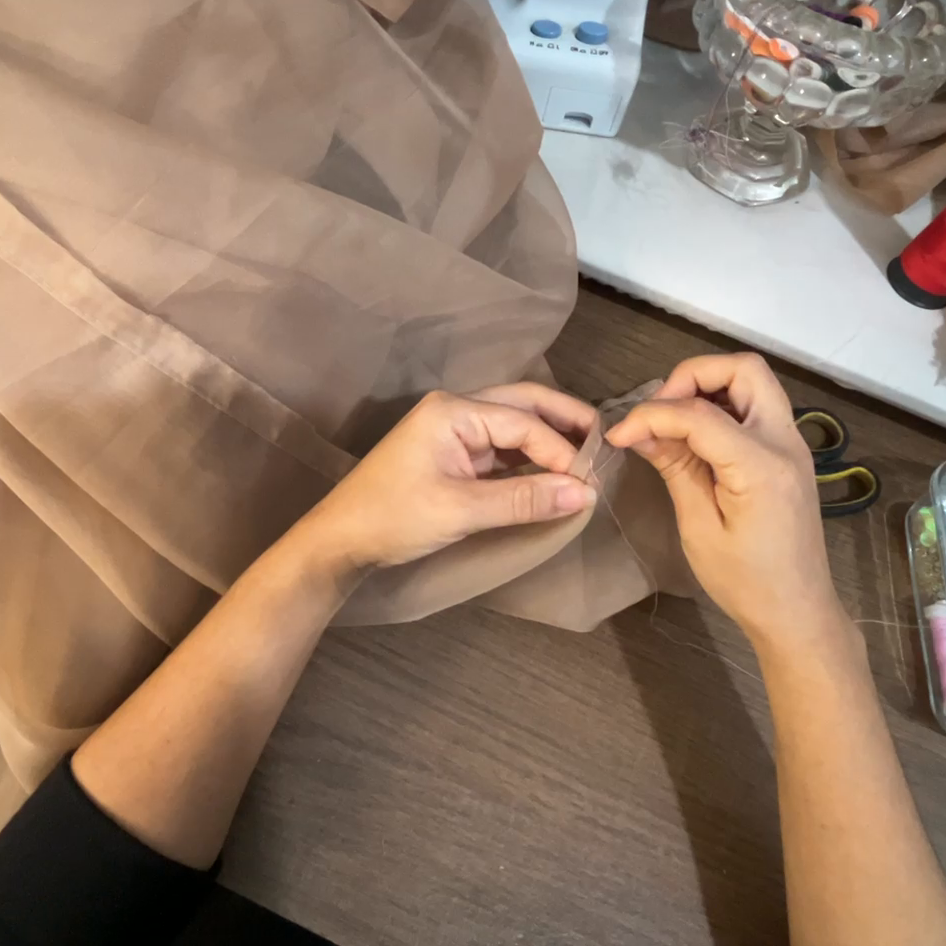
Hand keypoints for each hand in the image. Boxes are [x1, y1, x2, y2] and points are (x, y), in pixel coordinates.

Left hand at [289, 384, 599, 575]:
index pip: (523, 421)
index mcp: (454, 410)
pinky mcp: (453, 455)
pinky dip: (528, 459)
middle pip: (523, 404)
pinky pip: (501, 447)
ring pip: (514, 424)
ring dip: (548, 440)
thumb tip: (584, 493)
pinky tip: (552, 475)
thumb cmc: (394, 518)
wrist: (340, 540)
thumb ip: (523, 500)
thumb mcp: (461, 510)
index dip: (561, 451)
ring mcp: (453, 431)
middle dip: (564, 422)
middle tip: (604, 444)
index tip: (589, 482)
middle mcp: (456, 410)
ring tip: (586, 460)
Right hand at [604, 353, 839, 646]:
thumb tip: (638, 431)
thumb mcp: (699, 526)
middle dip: (691, 377)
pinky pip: (755, 404)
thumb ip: (675, 467)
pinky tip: (695, 436)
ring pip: (752, 380)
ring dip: (708, 386)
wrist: (798, 611)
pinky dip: (722, 404)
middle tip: (659, 413)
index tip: (618, 436)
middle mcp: (784, 441)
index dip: (650, 415)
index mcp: (761, 465)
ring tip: (673, 422)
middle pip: (743, 369)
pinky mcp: (788, 451)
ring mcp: (792, 443)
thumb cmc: (745, 581)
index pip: (698, 414)